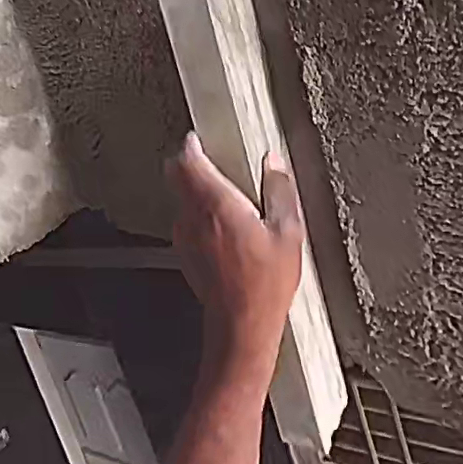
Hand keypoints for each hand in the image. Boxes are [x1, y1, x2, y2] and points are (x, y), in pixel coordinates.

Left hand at [166, 132, 303, 374]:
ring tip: (220, 191)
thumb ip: (279, 190)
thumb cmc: (265, 283)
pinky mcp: (185, 253)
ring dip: (191, 188)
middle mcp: (193, 217)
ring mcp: (185, 236)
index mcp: (217, 204)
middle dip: (186, 162)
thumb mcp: (288, 232)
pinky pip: (184, 220)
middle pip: (174, 176)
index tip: (199, 139)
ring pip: (178, 198)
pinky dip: (195, 211)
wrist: (241, 323)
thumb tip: (274, 162)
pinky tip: (220, 223)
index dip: (191, 146)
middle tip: (205, 158)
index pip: (188, 161)